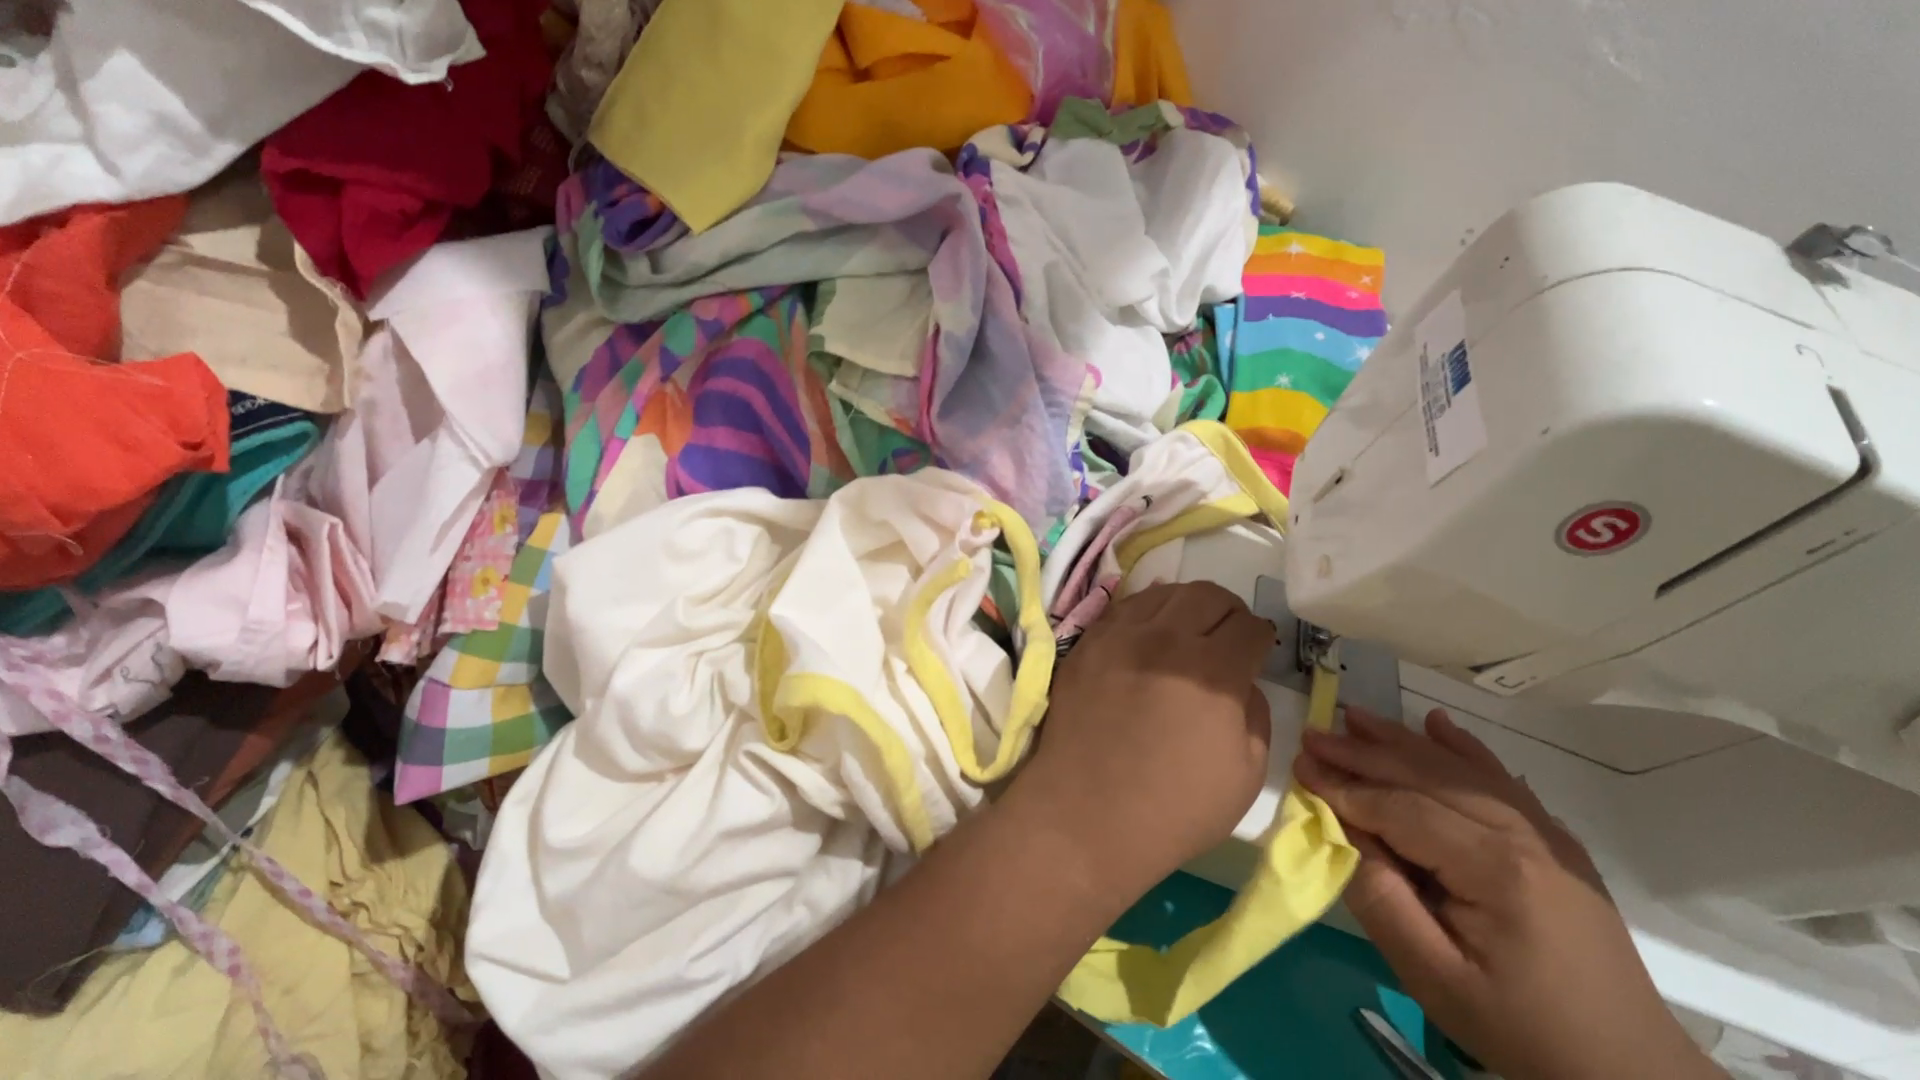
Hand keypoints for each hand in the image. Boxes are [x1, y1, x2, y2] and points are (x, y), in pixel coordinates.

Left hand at [1012, 582, 1274, 896]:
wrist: (1085, 817)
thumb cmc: (1174, 809)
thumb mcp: (1246, 774)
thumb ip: (1255, 715)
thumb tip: (1244, 682)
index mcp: (1213, 671)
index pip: (1249, 625)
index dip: (1261, 637)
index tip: (1258, 651)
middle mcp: (1165, 640)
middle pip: (1208, 594)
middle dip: (1228, 611)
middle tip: (1227, 637)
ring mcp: (1119, 638)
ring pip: (1163, 592)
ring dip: (1186, 606)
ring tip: (1187, 632)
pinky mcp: (1085, 646)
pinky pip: (1122, 609)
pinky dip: (1145, 614)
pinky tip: (1147, 639)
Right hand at [1295, 708, 1722, 1079]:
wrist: (1622, 1063)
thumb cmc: (1516, 1025)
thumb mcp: (1432, 974)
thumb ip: (1380, 897)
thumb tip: (1340, 831)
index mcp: (1494, 868)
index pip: (1402, 810)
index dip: (1346, 788)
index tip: (1300, 764)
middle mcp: (1523, 835)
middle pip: (1429, 778)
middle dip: (1365, 753)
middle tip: (1315, 732)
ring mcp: (1546, 834)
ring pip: (1461, 771)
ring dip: (1404, 742)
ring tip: (1357, 717)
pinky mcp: (1556, 843)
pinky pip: (1501, 782)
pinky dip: (1465, 750)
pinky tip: (1438, 725)